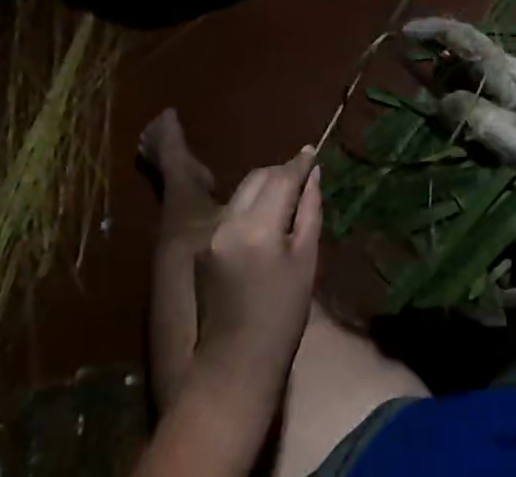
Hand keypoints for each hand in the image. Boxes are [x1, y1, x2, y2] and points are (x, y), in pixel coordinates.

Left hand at [193, 148, 321, 390]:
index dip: (299, 163)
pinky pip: (229, 213)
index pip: (282, 178)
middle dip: (280, 173)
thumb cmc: (283, 316)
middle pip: (258, 178)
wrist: (234, 364)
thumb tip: (314, 176)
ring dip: (264, 188)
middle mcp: (229, 222)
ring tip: (285, 199)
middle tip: (303, 177)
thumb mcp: (306, 261)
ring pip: (242, 193)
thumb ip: (309, 212)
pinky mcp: (202, 248)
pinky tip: (264, 223)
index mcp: (259, 227)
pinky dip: (248, 208)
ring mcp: (211, 235)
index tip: (313, 151)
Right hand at [402, 17, 515, 195]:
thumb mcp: (505, 134)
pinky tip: (468, 124)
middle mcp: (507, 68)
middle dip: (436, 58)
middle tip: (413, 72)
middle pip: (464, 52)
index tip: (406, 31)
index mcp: (502, 70)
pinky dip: (467, 99)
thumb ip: (470, 113)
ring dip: (451, 82)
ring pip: (472, 71)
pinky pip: (484, 89)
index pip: (463, 38)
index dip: (433, 31)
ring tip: (440, 109)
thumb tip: (443, 100)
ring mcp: (515, 81)